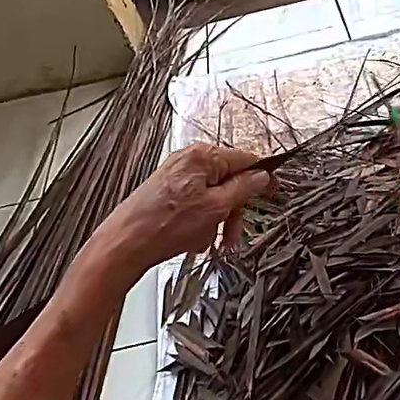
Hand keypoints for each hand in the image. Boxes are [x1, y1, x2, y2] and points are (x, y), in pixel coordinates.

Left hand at [89, 143, 272, 279]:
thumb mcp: (217, 207)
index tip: (272, 192)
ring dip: (218, 220)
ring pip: (213, 196)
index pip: (245, 159)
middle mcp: (189, 161)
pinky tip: (194, 238)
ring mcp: (177, 176)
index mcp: (202, 156)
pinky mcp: (168, 192)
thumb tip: (261, 176)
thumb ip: (244, 188)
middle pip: (229, 181)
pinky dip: (201, 222)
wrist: (126, 243)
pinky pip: (197, 204)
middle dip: (234, 210)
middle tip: (233, 233)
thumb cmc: (165, 224)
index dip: (261, 178)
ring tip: (211, 241)